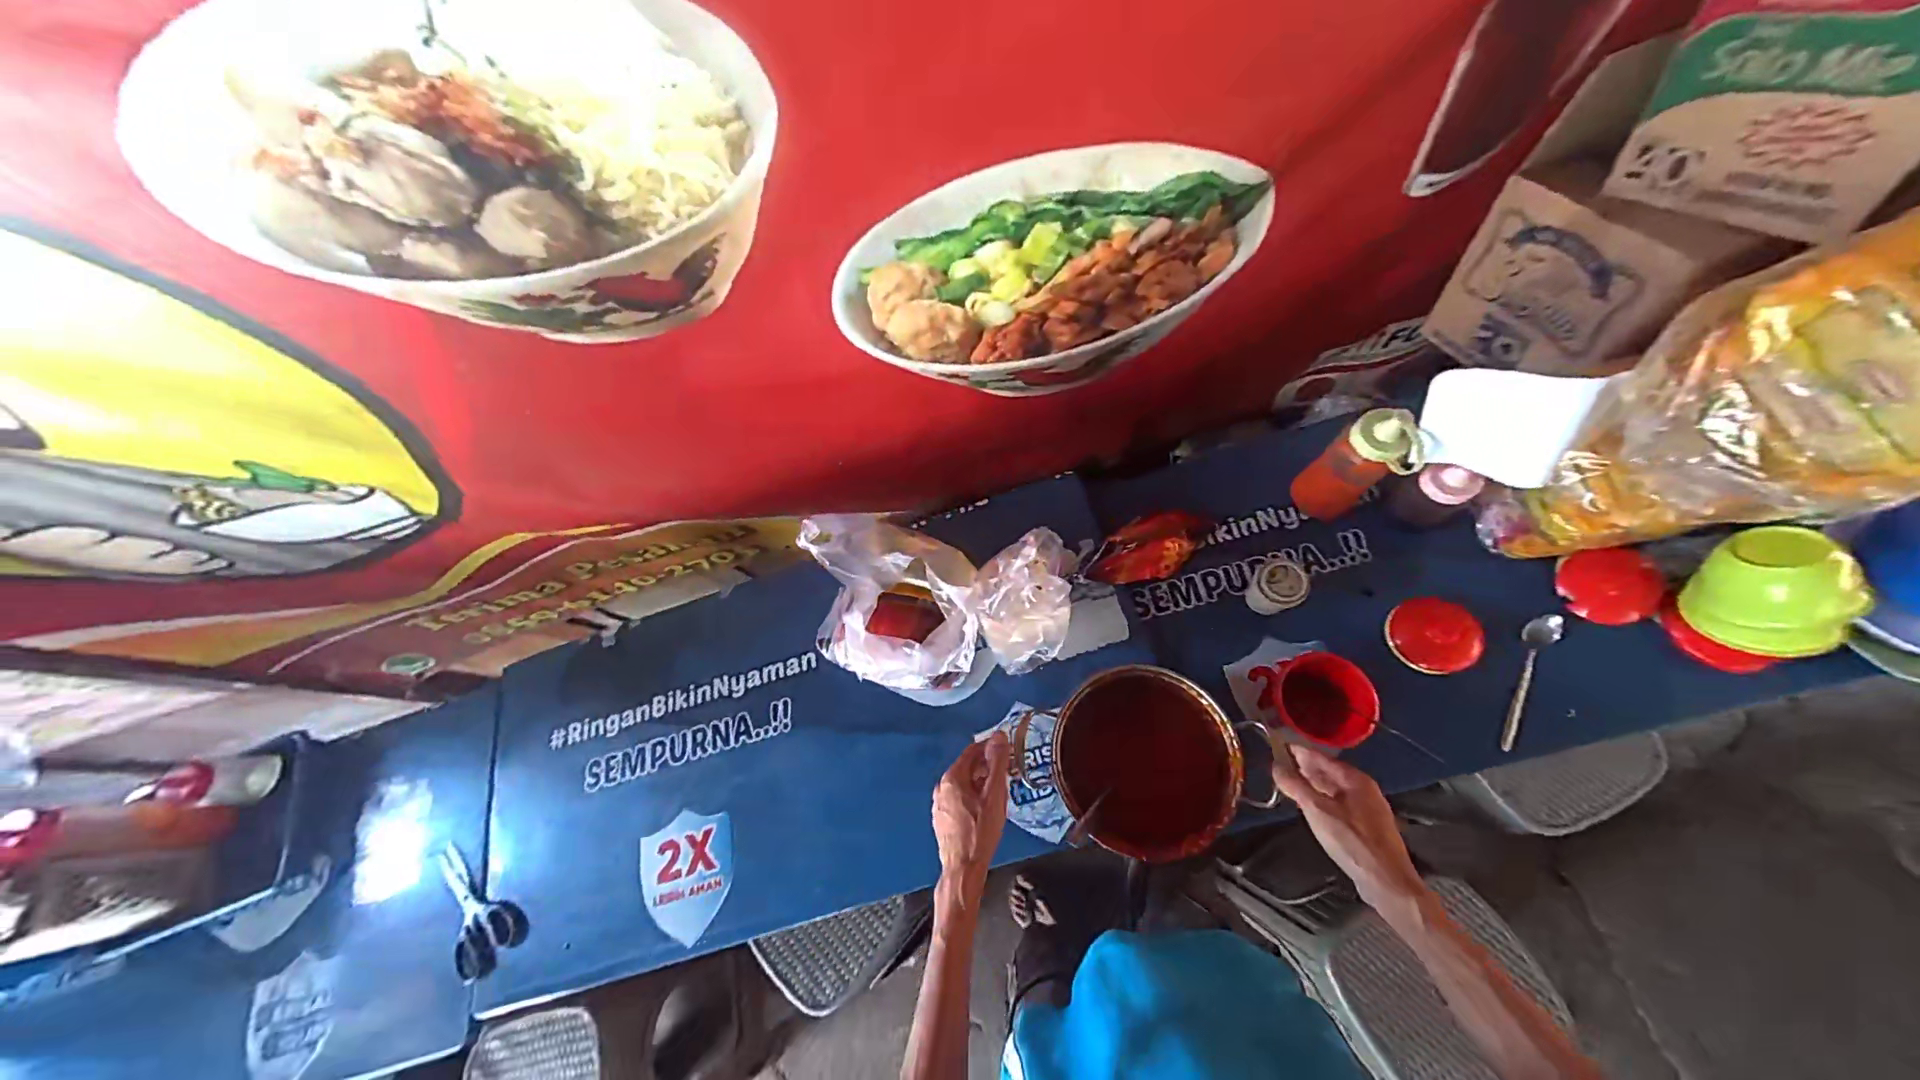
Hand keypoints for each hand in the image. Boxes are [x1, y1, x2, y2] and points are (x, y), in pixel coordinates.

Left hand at [931, 732, 1010, 905]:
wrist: (963, 868)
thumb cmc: (981, 831)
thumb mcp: (994, 796)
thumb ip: (997, 764)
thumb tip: (999, 736)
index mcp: (952, 778)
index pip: (972, 750)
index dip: (991, 748)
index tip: (1007, 752)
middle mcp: (941, 787)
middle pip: (967, 767)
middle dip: (987, 766)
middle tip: (1007, 773)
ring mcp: (939, 804)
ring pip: (963, 783)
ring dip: (980, 782)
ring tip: (999, 791)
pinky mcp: (942, 818)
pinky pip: (958, 798)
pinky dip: (972, 796)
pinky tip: (984, 808)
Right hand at [1272, 743, 1426, 915]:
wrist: (1387, 881)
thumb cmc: (1351, 841)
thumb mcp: (1317, 811)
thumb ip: (1295, 786)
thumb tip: (1276, 766)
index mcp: (1355, 779)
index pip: (1319, 756)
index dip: (1297, 750)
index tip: (1275, 744)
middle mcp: (1364, 788)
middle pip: (1328, 771)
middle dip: (1303, 767)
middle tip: (1277, 762)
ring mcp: (1368, 807)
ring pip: (1333, 788)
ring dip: (1311, 783)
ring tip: (1288, 781)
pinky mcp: (1367, 825)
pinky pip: (1338, 802)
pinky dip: (1321, 798)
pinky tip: (1310, 805)